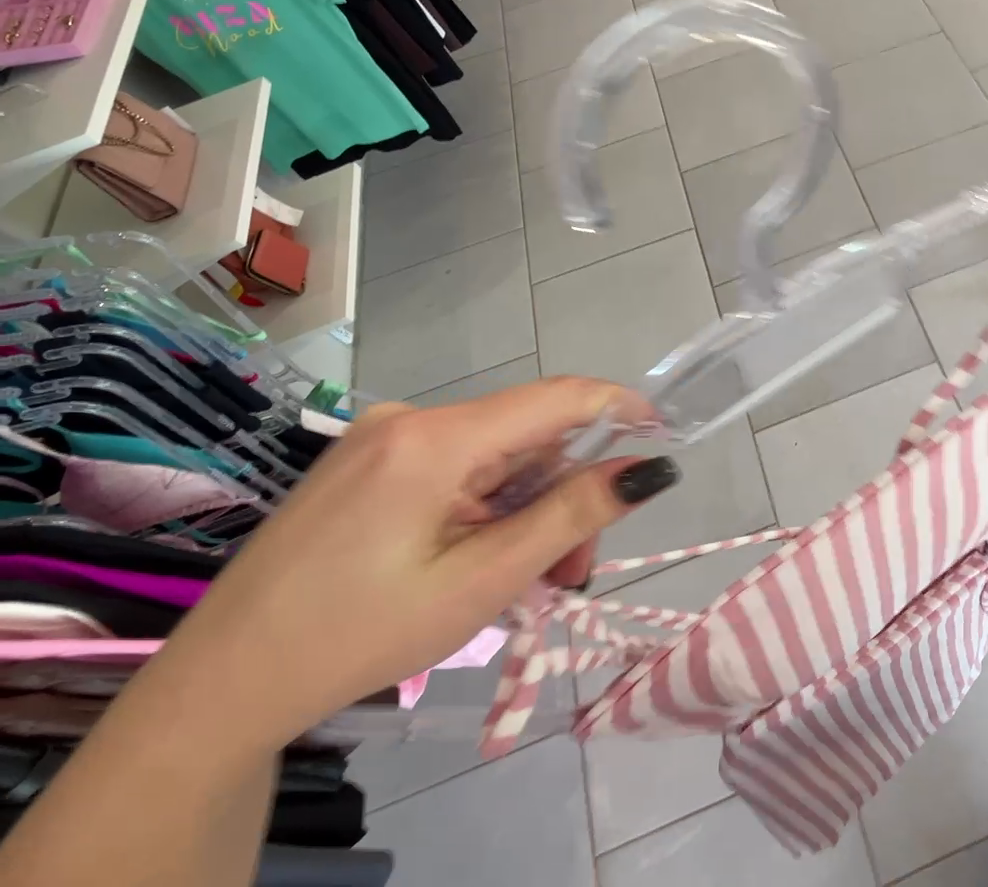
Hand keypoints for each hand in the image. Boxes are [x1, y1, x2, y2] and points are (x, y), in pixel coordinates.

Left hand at [147, 378, 678, 749]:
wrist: (225, 685)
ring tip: (524, 583)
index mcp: (435, 438)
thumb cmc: (362, 634)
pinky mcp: (370, 467)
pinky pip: (461, 473)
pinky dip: (490, 513)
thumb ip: (573, 515)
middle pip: (531, 440)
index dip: (623, 409)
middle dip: (566, 501)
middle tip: (568, 576)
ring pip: (500, 461)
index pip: (559, 397)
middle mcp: (410, 420)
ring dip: (530, 515)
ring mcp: (383, 441)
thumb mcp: (486, 580)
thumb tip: (649, 467)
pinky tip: (481, 563)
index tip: (667, 441)